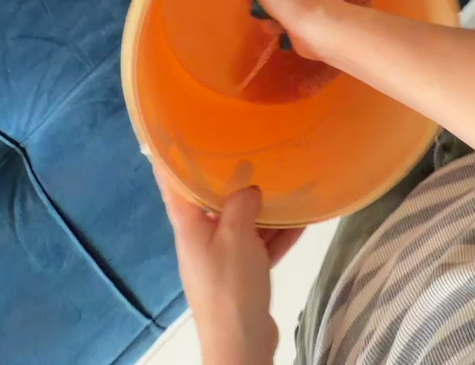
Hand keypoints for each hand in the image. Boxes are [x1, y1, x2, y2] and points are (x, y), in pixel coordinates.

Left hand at [154, 163, 303, 364]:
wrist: (241, 346)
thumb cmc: (230, 286)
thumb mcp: (236, 236)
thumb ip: (241, 203)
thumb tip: (250, 188)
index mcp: (189, 227)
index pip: (173, 186)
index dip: (171, 159)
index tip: (177, 132)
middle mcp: (202, 239)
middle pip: (214, 201)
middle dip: (233, 178)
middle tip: (253, 148)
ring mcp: (223, 258)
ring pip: (243, 222)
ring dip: (263, 207)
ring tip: (286, 179)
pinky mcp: (244, 275)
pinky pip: (261, 244)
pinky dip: (278, 233)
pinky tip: (303, 218)